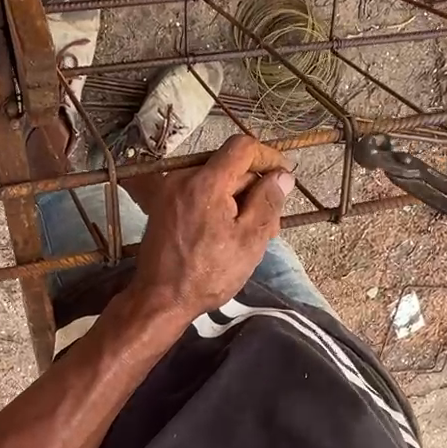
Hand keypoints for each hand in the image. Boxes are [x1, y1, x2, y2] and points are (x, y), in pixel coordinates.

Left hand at [124, 135, 292, 320]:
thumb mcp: (249, 240)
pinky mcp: (163, 207)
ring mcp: (170, 192)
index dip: (269, 156)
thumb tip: (282, 176)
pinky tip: (228, 235)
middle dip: (255, 188)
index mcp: (205, 183)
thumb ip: (267, 202)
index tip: (285, 174)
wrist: (161, 299)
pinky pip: (198, 195)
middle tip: (272, 222)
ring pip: (215, 182)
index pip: (242, 148)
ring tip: (252, 235)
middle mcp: (182, 178)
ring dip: (238, 201)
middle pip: (229, 167)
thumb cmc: (207, 275)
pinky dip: (218, 206)